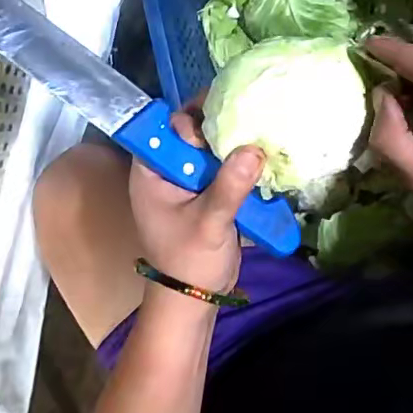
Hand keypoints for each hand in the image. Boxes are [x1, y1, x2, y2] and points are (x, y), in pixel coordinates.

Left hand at [127, 107, 262, 294]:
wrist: (195, 298)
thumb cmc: (189, 260)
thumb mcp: (209, 222)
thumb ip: (229, 186)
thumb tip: (254, 149)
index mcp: (152, 171)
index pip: (166, 128)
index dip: (191, 117)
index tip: (221, 114)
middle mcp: (166, 168)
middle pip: (190, 131)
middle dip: (216, 124)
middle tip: (247, 115)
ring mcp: (187, 179)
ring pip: (208, 146)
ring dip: (230, 139)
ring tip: (258, 125)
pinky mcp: (206, 189)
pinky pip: (221, 163)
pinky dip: (237, 157)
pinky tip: (261, 149)